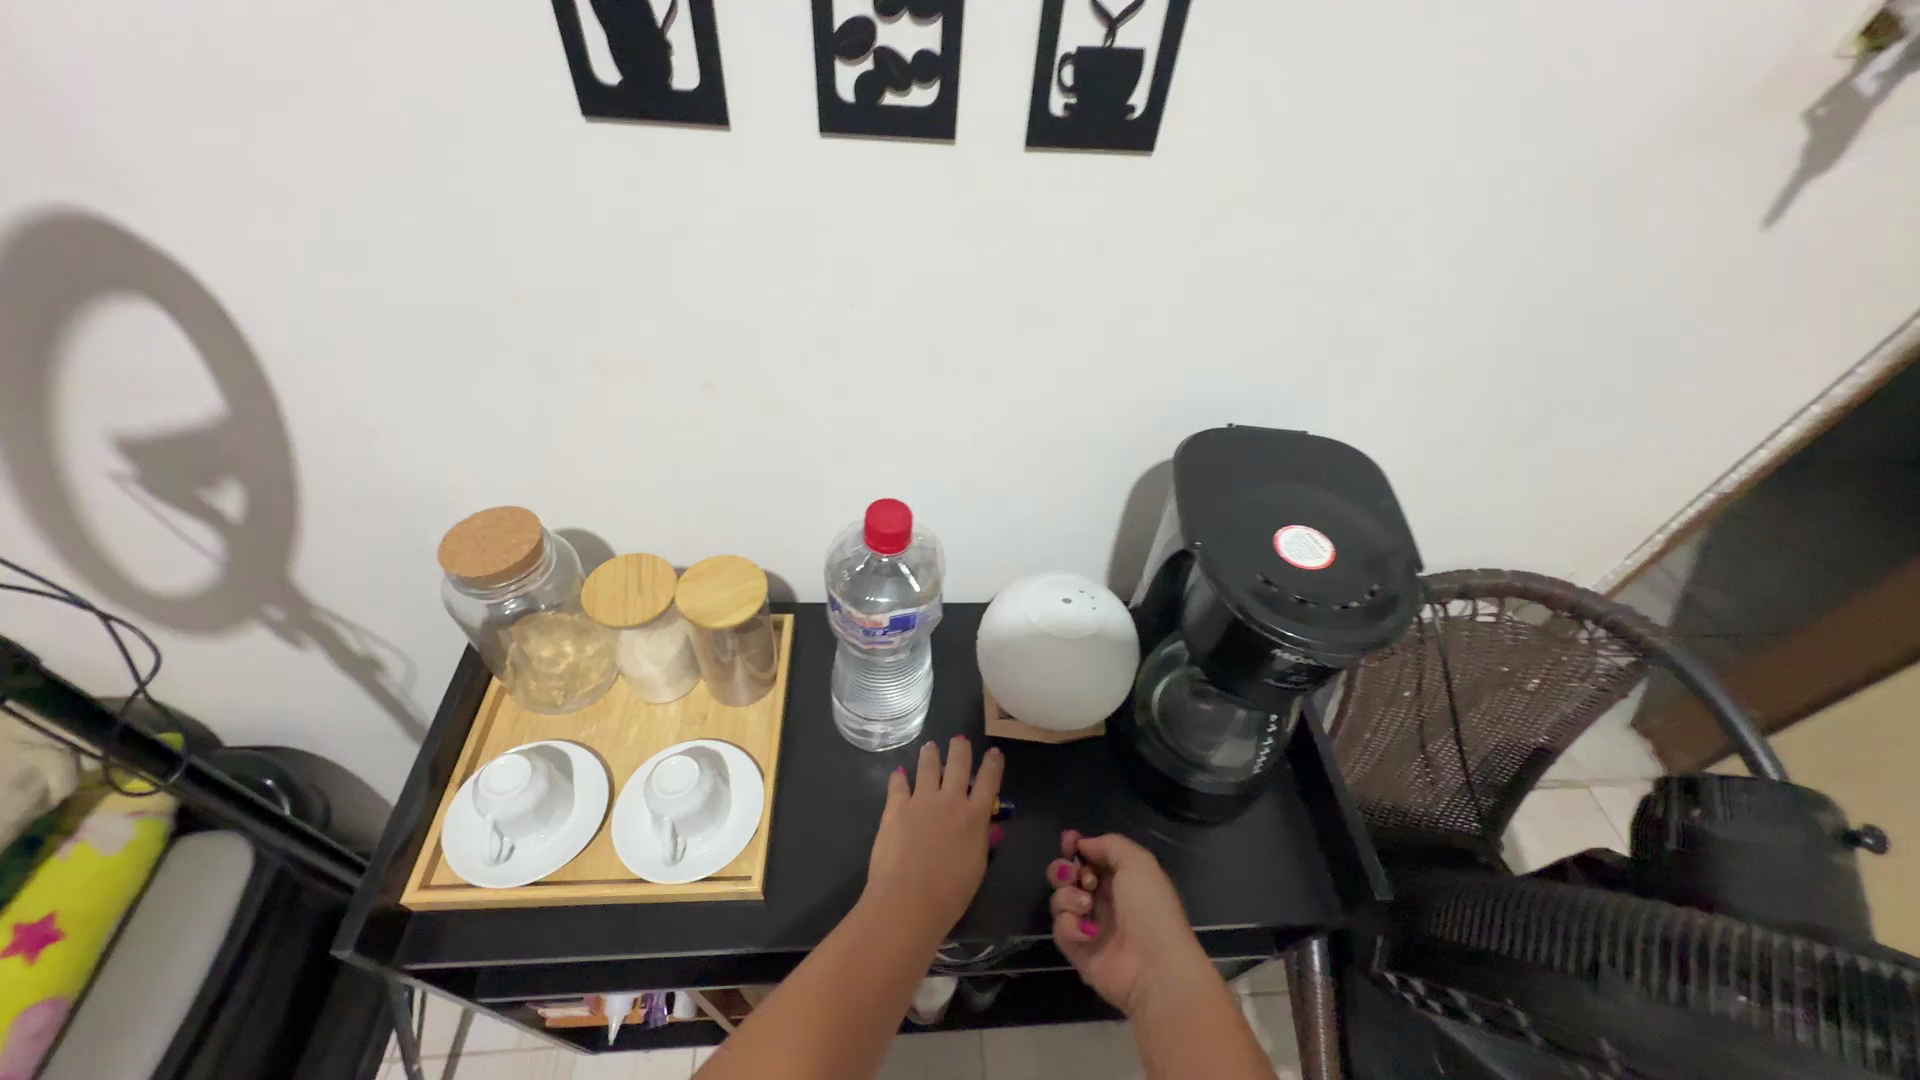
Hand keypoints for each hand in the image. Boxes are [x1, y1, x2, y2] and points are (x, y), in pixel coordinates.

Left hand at [863, 737, 1004, 940]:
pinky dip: (898, 778)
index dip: (993, 764)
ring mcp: (920, 801)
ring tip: (930, 747)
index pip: (989, 781)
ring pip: (927, 768)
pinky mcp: (895, 808)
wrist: (908, 900)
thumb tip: (984, 824)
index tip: (994, 752)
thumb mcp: (977, 867)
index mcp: (975, 816)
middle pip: (958, 765)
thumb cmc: (950, 894)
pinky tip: (898, 773)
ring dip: (930, 755)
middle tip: (959, 740)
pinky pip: (898, 786)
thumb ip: (980, 840)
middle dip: (960, 749)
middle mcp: (950, 801)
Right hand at [1046, 830, 1212, 1016]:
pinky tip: (1089, 933)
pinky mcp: (1077, 950)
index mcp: (1120, 877)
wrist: (1154, 967)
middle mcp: (1103, 899)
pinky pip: (1060, 929)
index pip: (1089, 855)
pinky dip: (1070, 926)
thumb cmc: (1150, 909)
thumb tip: (1083, 845)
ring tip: (1086, 905)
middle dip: (1063, 869)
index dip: (1075, 847)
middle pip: (1067, 875)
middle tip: (1072, 874)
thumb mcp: (1138, 863)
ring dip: (1068, 896)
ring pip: (1060, 899)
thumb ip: (1109, 845)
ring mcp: (1089, 925)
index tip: (1068, 842)